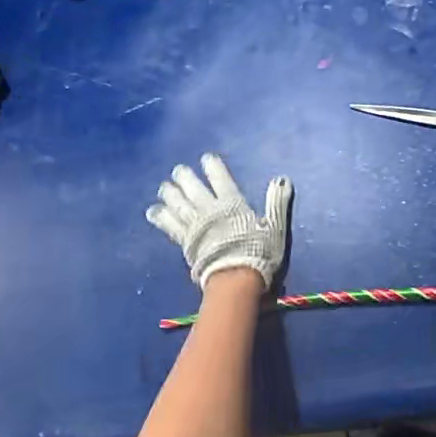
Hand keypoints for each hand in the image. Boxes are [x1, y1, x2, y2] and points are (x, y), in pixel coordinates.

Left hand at [146, 154, 292, 290]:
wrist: (236, 277)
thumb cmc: (259, 253)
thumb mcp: (274, 227)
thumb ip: (277, 203)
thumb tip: (282, 179)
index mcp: (232, 204)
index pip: (220, 178)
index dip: (213, 167)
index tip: (206, 159)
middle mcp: (210, 210)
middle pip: (193, 188)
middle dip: (185, 177)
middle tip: (178, 171)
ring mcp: (195, 225)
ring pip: (178, 203)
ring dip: (170, 193)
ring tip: (164, 187)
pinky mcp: (185, 241)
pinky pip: (169, 225)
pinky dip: (160, 217)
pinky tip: (152, 211)